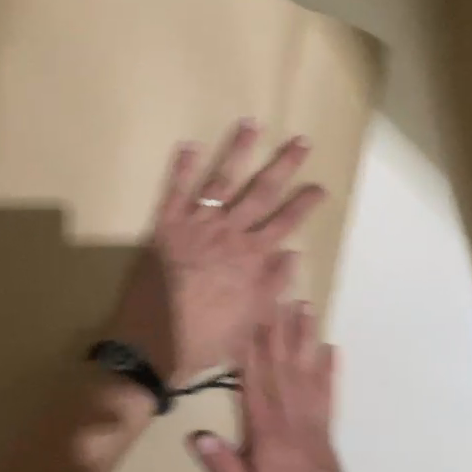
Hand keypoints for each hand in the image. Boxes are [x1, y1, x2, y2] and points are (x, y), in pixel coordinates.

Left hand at [103, 120, 324, 382]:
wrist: (152, 346)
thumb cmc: (203, 340)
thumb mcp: (250, 322)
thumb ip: (271, 286)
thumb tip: (291, 253)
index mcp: (251, 259)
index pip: (285, 223)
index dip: (304, 204)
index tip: (320, 187)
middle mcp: (228, 235)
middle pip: (262, 192)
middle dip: (284, 166)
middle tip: (302, 142)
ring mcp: (195, 227)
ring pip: (222, 181)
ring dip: (238, 151)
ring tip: (251, 124)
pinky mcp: (164, 227)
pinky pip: (174, 191)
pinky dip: (181, 167)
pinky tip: (189, 145)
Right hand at [190, 302, 375, 471]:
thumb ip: (226, 468)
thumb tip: (198, 435)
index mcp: (269, 436)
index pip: (256, 384)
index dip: (252, 349)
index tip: (250, 316)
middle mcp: (293, 422)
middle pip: (284, 367)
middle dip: (280, 329)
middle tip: (281, 292)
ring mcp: (314, 425)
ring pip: (307, 373)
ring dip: (305, 339)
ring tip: (305, 307)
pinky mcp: (327, 434)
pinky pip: (329, 394)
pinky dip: (331, 370)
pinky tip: (332, 349)